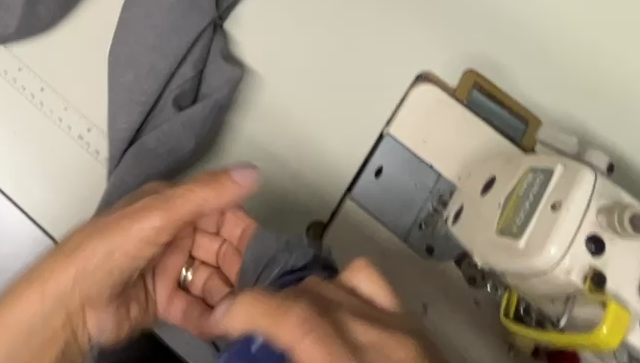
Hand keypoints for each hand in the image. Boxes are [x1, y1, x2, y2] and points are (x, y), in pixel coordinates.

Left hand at [0, 166, 261, 362]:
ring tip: (246, 309)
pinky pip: (194, 307)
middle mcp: (171, 234)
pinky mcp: (160, 302)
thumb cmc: (109, 247)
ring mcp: (166, 269)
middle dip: (238, 266)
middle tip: (261, 285)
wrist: (72, 300)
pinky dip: (210, 317)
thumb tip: (250, 171)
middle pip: (217, 248)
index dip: (242, 229)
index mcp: (170, 204)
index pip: (218, 211)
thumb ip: (208, 193)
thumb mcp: (161, 212)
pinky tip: (224, 324)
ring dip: (227, 294)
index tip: (266, 249)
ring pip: (209, 279)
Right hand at [211, 257, 445, 362]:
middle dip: (266, 308)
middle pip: (309, 296)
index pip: (296, 317)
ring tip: (283, 326)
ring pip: (335, 284)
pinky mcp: (420, 333)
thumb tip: (258, 356)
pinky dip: (342, 289)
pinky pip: (371, 285)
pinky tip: (333, 314)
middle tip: (243, 335)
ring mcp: (406, 332)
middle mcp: (382, 342)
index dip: (247, 309)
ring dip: (299, 298)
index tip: (218, 323)